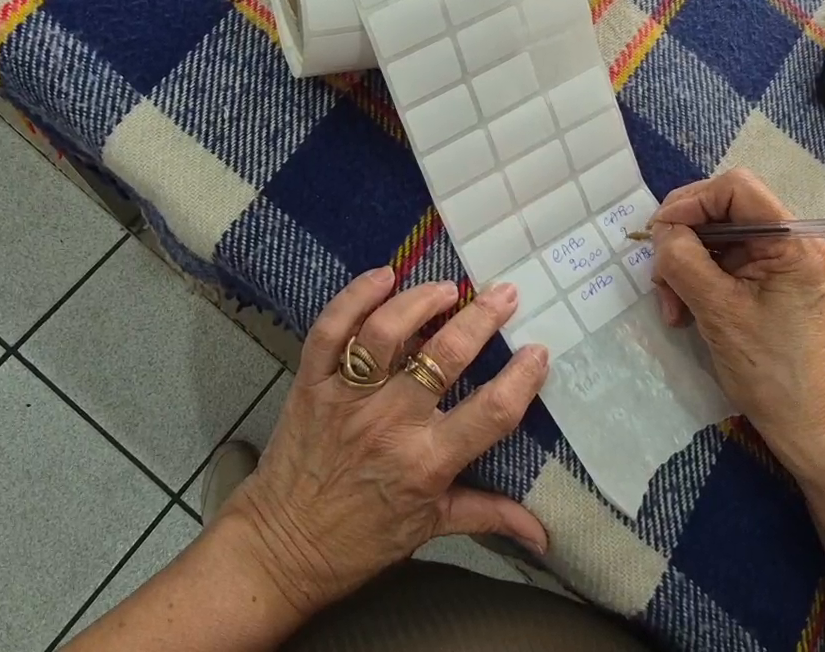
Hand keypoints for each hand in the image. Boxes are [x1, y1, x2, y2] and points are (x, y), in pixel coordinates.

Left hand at [212, 269, 549, 617]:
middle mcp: (389, 423)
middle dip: (482, 318)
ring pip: (384, 333)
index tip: (538, 350)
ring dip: (419, 301)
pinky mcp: (311, 383)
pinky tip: (382, 277)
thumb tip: (544, 535)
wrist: (280, 548)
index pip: (490, 413)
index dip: (522, 379)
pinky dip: (354, 298)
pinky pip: (330, 330)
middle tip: (505, 293)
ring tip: (446, 288)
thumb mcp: (429, 529)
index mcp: (427, 462)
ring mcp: (346, 398)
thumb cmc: (359, 540)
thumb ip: (488, 515)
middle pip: (443, 357)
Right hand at [649, 169, 824, 467]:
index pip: (735, 188)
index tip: (661, 233)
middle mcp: (787, 241)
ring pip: (711, 236)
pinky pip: (717, 260)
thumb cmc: (766, 367)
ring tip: (671, 304)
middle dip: (682, 238)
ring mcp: (774, 261)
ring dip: (682, 265)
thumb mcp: (716, 309)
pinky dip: (692, 279)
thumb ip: (684, 259)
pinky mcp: (761, 280)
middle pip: (719, 208)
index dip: (692, 201)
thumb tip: (661, 231)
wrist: (800, 420)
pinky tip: (682, 310)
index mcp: (791, 241)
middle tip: (661, 275)